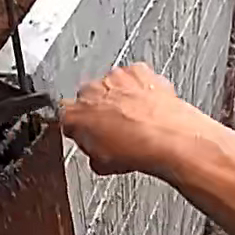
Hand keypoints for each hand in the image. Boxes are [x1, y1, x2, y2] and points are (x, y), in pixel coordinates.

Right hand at [60, 63, 222, 176]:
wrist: (169, 138)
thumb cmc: (136, 149)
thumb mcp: (101, 164)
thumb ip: (90, 150)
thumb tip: (95, 149)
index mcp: (74, 114)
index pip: (65, 117)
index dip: (78, 128)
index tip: (87, 135)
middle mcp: (91, 91)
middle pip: (88, 98)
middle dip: (98, 111)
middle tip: (113, 130)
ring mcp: (115, 78)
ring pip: (111, 86)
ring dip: (119, 98)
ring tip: (133, 120)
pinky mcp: (139, 70)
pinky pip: (134, 78)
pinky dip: (139, 88)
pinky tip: (146, 108)